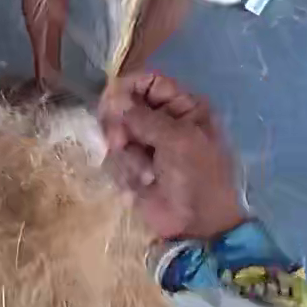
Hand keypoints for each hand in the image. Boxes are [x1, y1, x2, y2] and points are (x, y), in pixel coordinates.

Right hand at [98, 73, 247, 239]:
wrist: (197, 225)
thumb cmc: (198, 177)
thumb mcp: (177, 140)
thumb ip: (144, 116)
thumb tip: (112, 95)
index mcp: (182, 107)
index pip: (147, 81)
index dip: (126, 87)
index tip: (109, 101)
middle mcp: (162, 121)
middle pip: (124, 105)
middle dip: (120, 125)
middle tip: (120, 142)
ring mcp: (145, 144)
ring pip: (115, 132)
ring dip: (126, 155)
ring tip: (144, 174)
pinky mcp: (132, 165)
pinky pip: (114, 157)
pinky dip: (125, 171)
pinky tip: (142, 184)